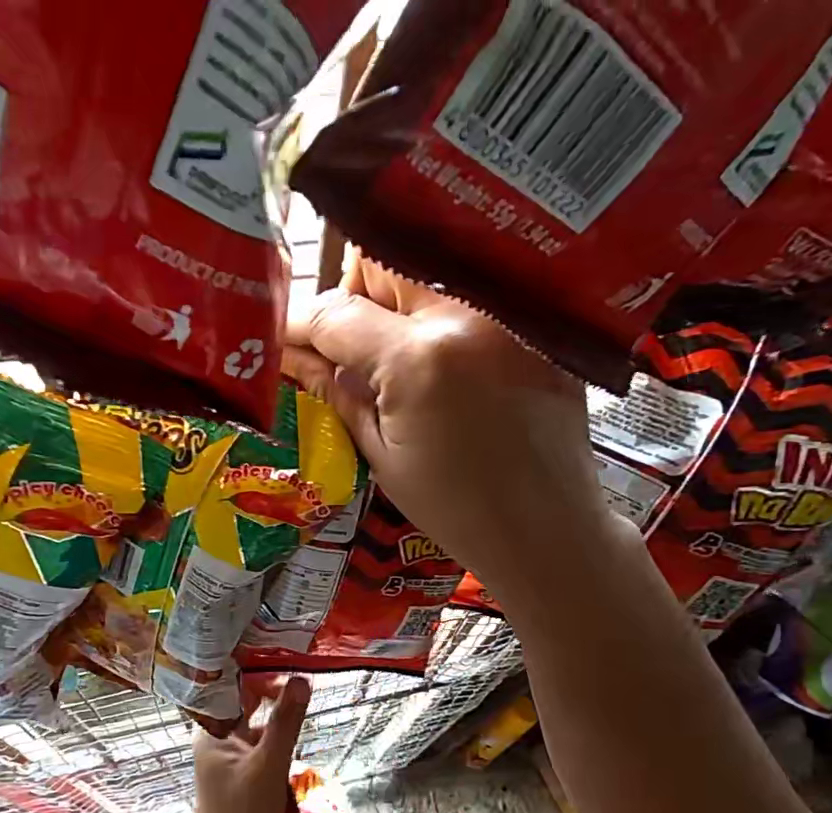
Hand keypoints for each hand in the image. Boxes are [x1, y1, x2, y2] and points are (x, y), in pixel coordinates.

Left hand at [190, 675, 309, 812]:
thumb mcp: (269, 765)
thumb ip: (286, 722)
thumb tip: (302, 678)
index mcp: (210, 734)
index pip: (234, 691)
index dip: (260, 675)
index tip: (291, 662)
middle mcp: (216, 743)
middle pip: (248, 709)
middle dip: (275, 699)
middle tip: (305, 678)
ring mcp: (229, 762)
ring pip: (259, 730)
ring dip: (280, 725)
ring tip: (304, 705)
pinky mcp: (243, 779)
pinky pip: (263, 751)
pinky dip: (279, 747)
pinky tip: (296, 744)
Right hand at [284, 258, 615, 595]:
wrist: (548, 532)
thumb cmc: (457, 510)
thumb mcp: (381, 455)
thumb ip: (334, 392)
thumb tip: (291, 357)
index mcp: (418, 359)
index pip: (336, 313)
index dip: (299, 325)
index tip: (284, 340)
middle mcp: (467, 315)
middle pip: (382, 262)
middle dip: (353, 297)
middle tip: (352, 350)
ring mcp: (508, 314)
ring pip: (427, 270)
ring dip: (397, 302)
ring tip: (398, 359)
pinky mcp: (535, 325)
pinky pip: (471, 295)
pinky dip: (441, 316)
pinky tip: (443, 364)